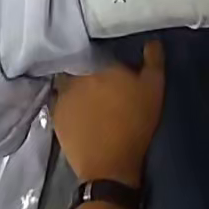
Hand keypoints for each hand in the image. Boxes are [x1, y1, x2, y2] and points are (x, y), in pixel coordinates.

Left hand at [53, 40, 164, 186]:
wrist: (110, 167)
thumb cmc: (135, 124)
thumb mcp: (153, 90)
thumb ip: (153, 61)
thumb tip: (152, 40)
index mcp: (102, 64)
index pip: (102, 52)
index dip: (107, 62)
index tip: (114, 73)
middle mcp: (79, 74)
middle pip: (84, 65)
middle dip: (90, 71)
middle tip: (100, 85)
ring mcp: (64, 95)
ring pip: (68, 81)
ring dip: (76, 85)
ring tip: (86, 97)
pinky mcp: (55, 115)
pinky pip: (59, 100)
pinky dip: (67, 102)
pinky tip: (75, 111)